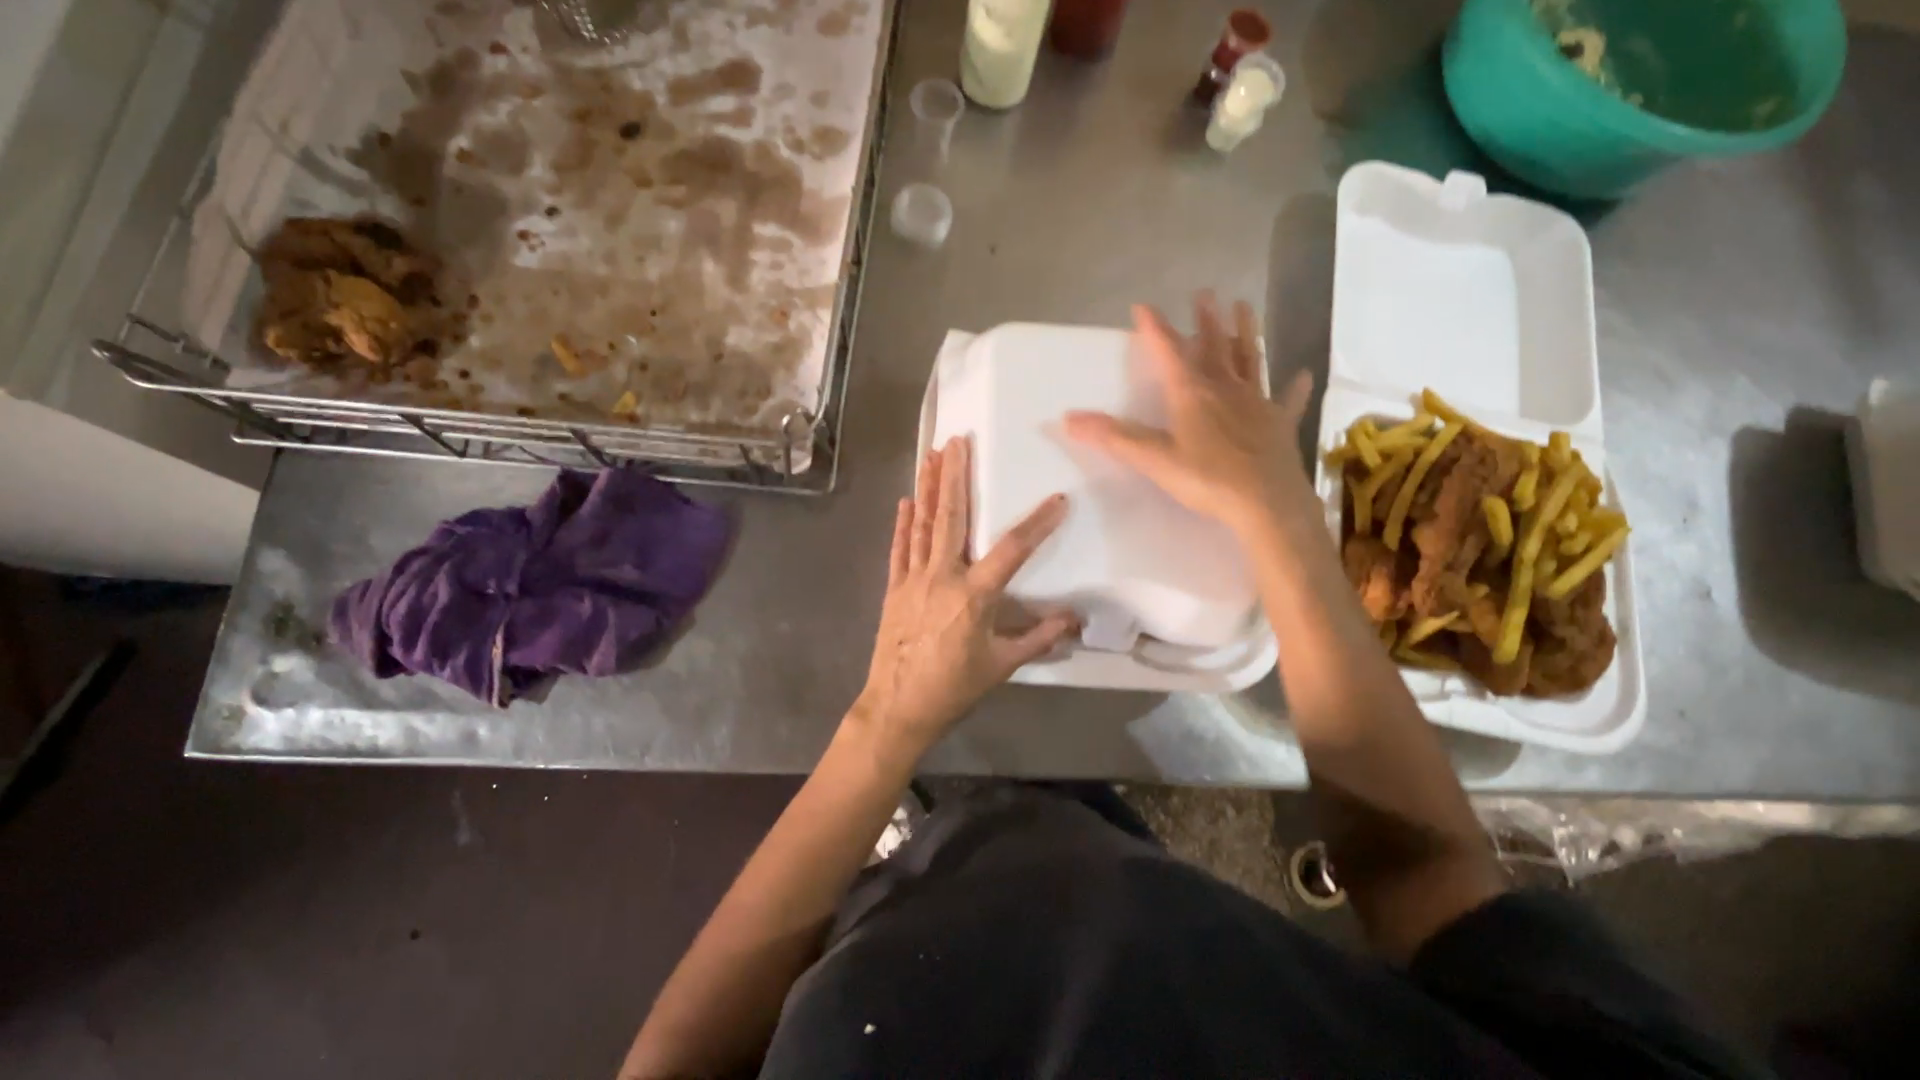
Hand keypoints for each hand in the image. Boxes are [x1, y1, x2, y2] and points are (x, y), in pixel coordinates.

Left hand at [853, 436, 1077, 757]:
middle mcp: (942, 577)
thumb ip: (1038, 638)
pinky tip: (906, 501)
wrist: (898, 708)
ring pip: (922, 525)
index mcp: (974, 595)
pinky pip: (899, 549)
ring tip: (932, 455)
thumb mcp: (1002, 665)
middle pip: (951, 518)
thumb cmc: (954, 688)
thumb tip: (1073, 620)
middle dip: (955, 476)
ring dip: (928, 488)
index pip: (1013, 549)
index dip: (1038, 523)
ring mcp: (913, 580)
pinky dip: (903, 524)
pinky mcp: (894, 590)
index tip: (1058, 499)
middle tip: (957, 441)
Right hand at [1064, 293, 1315, 537]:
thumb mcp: (1154, 460)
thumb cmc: (1207, 479)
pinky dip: (1294, 386)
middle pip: (1214, 346)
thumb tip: (1069, 418)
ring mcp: (1256, 403)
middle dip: (1206, 319)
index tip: (1144, 306)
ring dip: (1246, 333)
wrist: (1267, 502)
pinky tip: (1302, 373)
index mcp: (1192, 393)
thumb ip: (1114, 437)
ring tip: (1244, 306)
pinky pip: (1287, 399)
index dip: (1155, 328)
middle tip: (1205, 293)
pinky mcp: (1280, 423)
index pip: (1169, 352)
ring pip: (1249, 360)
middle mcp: (1225, 388)